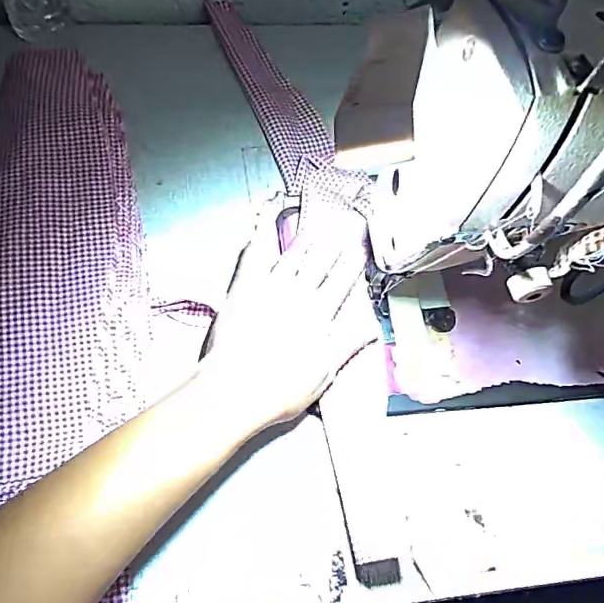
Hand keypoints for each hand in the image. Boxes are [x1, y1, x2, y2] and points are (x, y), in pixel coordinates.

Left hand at [193, 218, 379, 430]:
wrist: (234, 388)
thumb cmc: (276, 388)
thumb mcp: (323, 373)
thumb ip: (346, 344)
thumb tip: (369, 328)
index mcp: (321, 315)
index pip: (343, 280)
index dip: (352, 262)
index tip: (358, 249)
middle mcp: (298, 295)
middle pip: (321, 261)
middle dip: (334, 243)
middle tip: (342, 226)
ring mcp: (270, 287)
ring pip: (294, 253)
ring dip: (307, 237)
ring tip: (316, 224)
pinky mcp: (243, 287)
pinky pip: (256, 251)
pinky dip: (263, 229)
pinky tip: (266, 214)